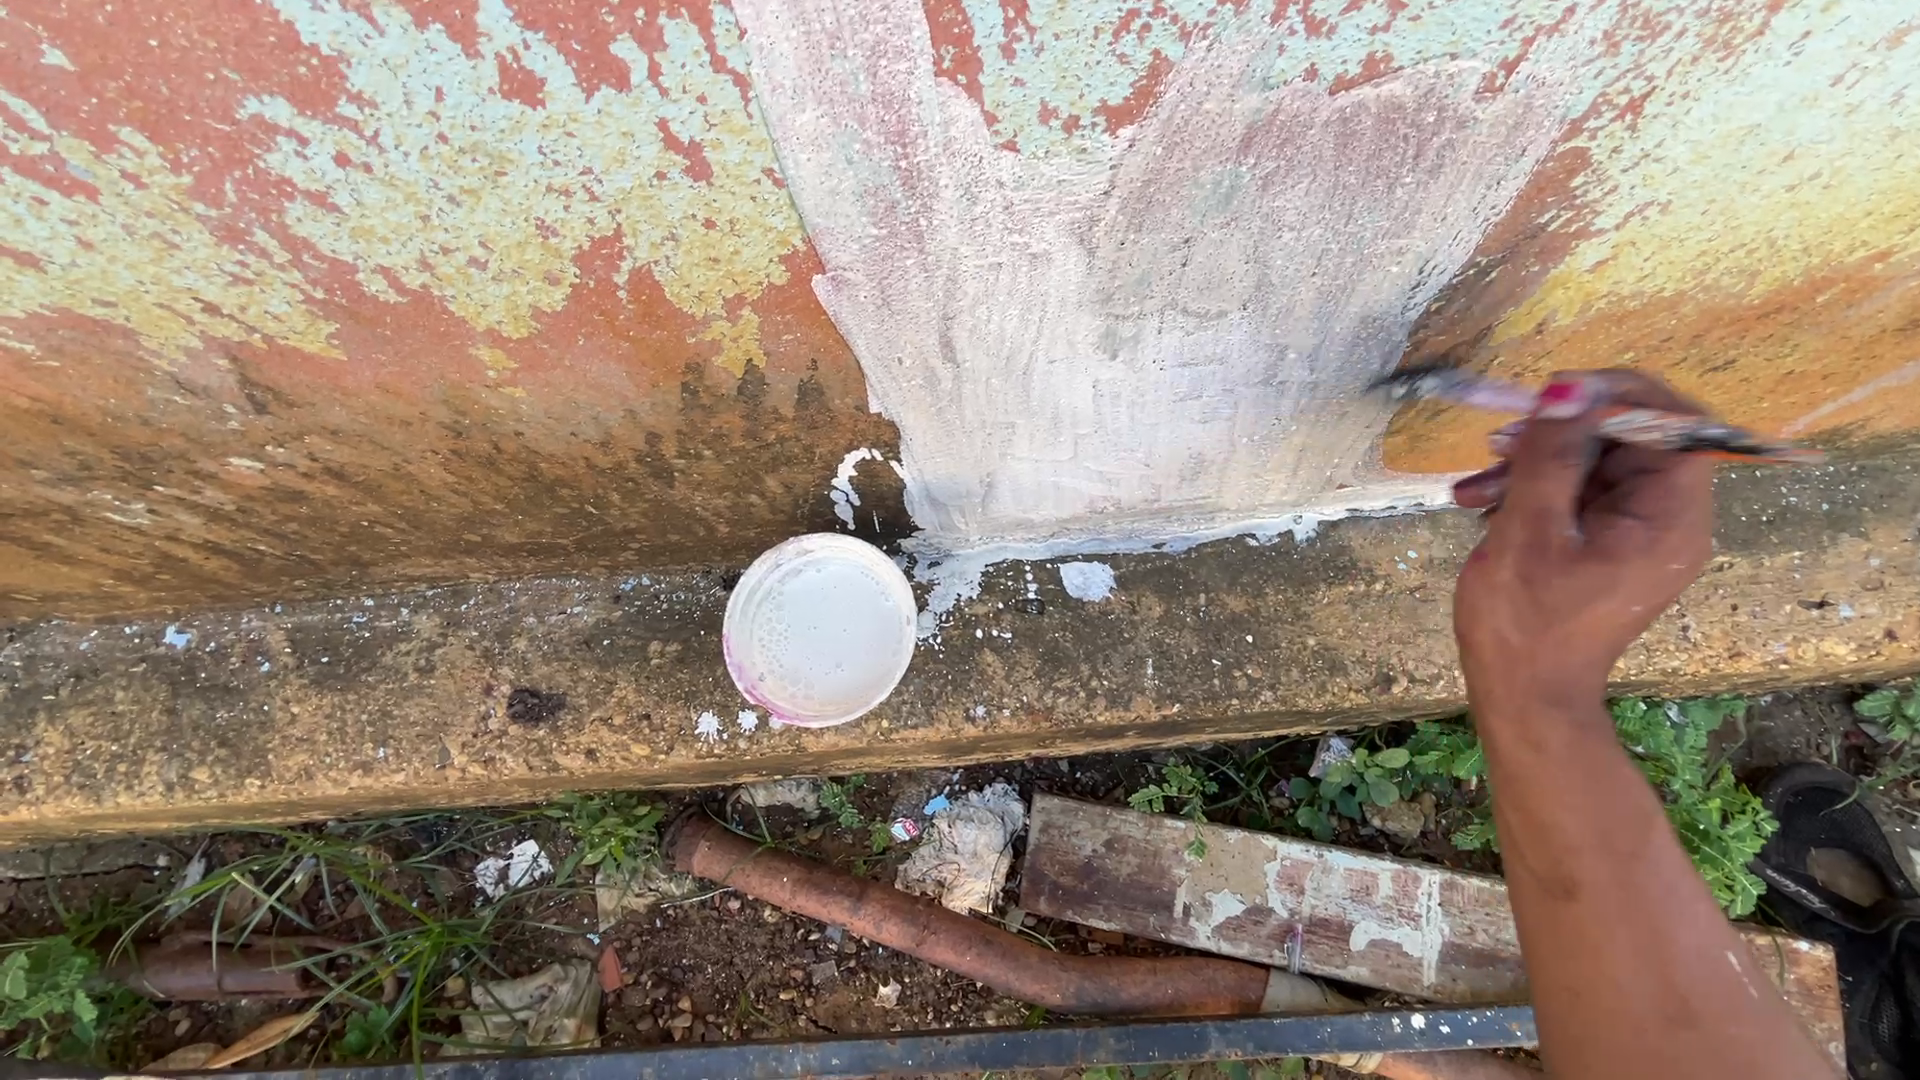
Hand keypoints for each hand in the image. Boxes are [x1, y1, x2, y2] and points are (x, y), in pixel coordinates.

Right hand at [1453, 370, 1716, 710]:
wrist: (1521, 692)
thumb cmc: (1524, 619)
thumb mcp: (1527, 532)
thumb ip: (1550, 457)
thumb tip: (1566, 388)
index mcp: (1668, 515)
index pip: (1671, 423)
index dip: (1612, 396)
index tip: (1545, 396)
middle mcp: (1665, 518)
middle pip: (1623, 443)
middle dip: (1554, 436)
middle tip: (1492, 445)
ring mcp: (1633, 535)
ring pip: (1588, 470)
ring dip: (1527, 468)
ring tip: (1468, 491)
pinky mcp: (1602, 548)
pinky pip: (1573, 500)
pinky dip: (1527, 496)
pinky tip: (1480, 508)